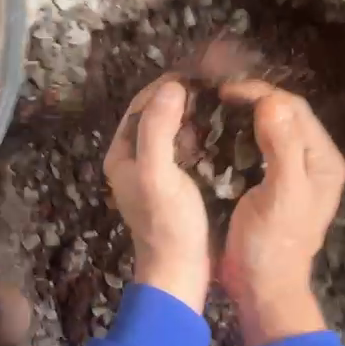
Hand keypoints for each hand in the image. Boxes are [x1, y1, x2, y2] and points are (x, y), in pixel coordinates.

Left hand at [103, 75, 210, 310]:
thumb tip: (171, 87)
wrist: (181, 272)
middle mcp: (134, 160)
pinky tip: (223, 131)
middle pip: (156, 116)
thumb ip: (158, 128)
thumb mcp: (158, 172)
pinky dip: (203, 136)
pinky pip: (187, 150)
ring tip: (222, 101)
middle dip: (182, 98)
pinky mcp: (176, 185)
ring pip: (173, 132)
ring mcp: (155, 173)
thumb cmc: (167, 223)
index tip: (198, 73)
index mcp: (121, 154)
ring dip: (194, 116)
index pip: (141, 106)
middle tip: (215, 85)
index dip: (166, 86)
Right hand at [219, 80, 344, 345]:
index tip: (223, 91)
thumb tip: (270, 101)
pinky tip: (214, 132)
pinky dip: (236, 134)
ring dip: (242, 114)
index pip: (294, 109)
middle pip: (283, 114)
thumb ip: (281, 149)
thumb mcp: (281, 197)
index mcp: (322, 161)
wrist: (260, 289)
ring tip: (211, 107)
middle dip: (250, 99)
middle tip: (212, 95)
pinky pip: (255, 145)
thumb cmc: (271, 246)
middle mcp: (311, 160)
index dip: (260, 93)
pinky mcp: (268, 182)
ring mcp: (291, 171)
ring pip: (268, 128)